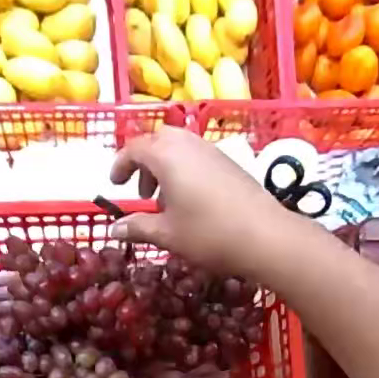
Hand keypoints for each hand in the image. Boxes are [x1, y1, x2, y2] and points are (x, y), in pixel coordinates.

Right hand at [109, 125, 307, 278]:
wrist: (264, 235)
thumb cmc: (208, 233)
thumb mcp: (167, 234)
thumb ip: (138, 227)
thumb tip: (114, 229)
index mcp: (166, 154)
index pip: (133, 148)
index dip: (120, 165)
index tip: (115, 185)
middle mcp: (187, 143)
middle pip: (157, 142)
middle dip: (144, 164)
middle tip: (142, 193)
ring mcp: (211, 150)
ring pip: (179, 148)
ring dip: (165, 170)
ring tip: (167, 203)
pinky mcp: (229, 162)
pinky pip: (197, 158)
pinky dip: (185, 172)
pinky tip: (192, 204)